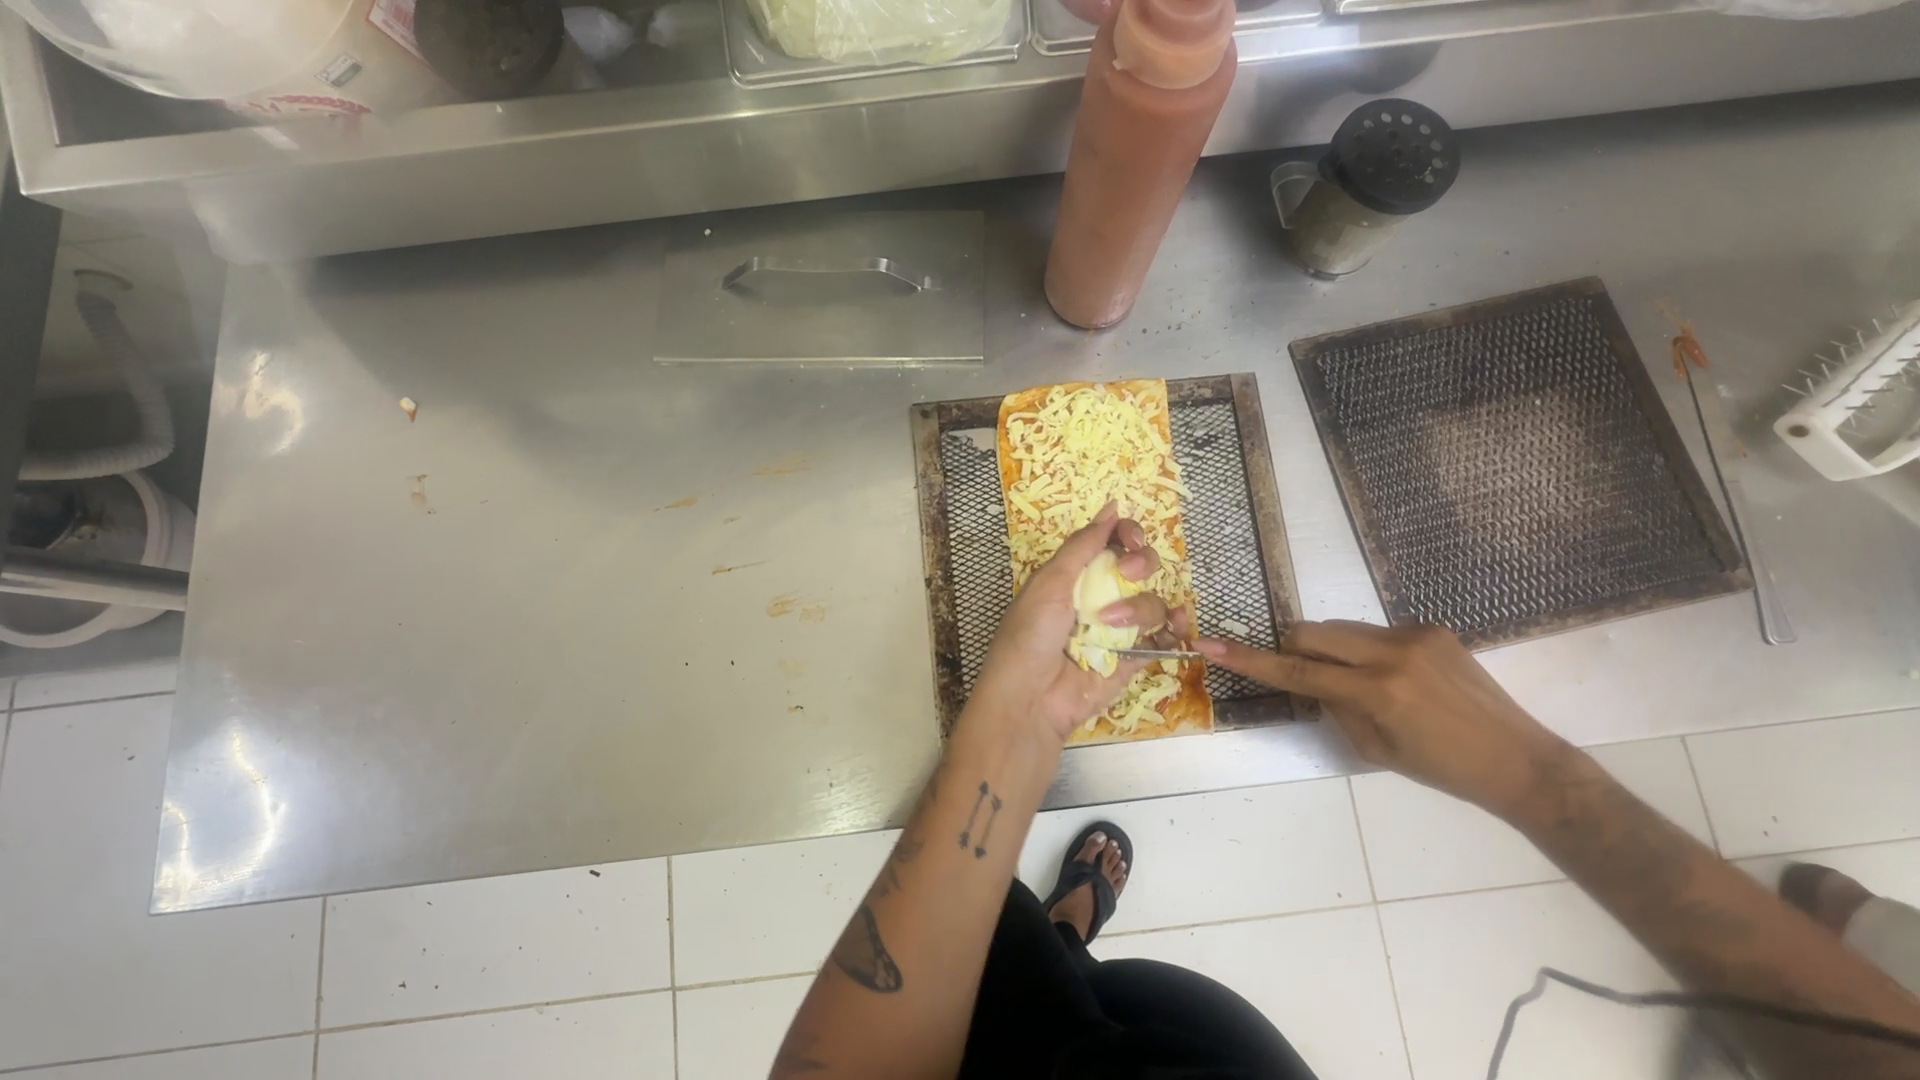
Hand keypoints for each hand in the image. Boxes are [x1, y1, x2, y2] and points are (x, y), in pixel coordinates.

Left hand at [970, 504, 1189, 741]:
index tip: (1132, 540)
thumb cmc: (1029, 637)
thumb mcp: (1049, 583)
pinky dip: (1175, 630)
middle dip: (1141, 563)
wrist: (1030, 699)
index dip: (1127, 535)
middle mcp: (1098, 599)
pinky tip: (1176, 628)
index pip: (1110, 543)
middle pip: (1139, 567)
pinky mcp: (1131, 660)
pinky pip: (1163, 638)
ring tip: (1113, 625)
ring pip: (1152, 602)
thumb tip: (1111, 508)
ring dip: (1141, 608)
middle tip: (1129, 573)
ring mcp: (1117, 630)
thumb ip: (1082, 546)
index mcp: (1074, 577)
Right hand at [1197, 621, 1570, 814]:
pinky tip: (1400, 679)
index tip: (1211, 644)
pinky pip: (1377, 631)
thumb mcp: (1374, 749)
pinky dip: (1369, 651)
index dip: (1249, 660)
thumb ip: (1334, 707)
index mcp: (1376, 693)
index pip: (1296, 671)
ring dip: (1334, 651)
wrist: (1517, 759)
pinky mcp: (1434, 628)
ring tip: (1365, 685)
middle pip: (1311, 632)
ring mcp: (1415, 635)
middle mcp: (1392, 654)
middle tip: (1304, 676)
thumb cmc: (1440, 767)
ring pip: (1342, 629)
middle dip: (1294, 649)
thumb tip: (1311, 679)